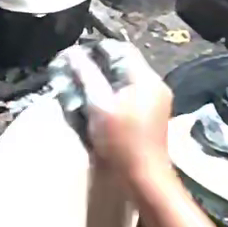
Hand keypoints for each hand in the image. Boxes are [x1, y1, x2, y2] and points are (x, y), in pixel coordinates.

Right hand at [63, 43, 173, 188]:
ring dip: (103, 78)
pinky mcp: (151, 113)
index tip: (73, 55)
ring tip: (82, 85)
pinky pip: (129, 92)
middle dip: (97, 64)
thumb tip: (72, 52)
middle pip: (123, 62)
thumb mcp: (99, 105)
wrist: (145, 179)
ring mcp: (155, 99)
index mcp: (146, 78)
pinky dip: (112, 91)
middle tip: (74, 70)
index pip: (120, 48)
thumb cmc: (121, 141)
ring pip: (125, 77)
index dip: (95, 48)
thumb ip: (86, 75)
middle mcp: (155, 84)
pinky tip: (97, 101)